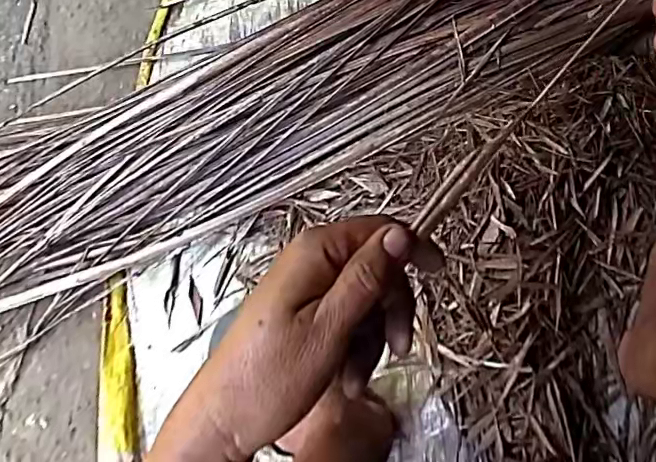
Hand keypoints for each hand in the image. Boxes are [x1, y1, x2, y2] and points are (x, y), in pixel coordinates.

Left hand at [152, 216, 442, 461]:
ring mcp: (307, 282)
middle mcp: (312, 257)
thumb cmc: (265, 381)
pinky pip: (347, 313)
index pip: (380, 229)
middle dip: (390, 308)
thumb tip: (399, 234)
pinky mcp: (304, 307)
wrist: (218, 426)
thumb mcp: (328, 330)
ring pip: (366, 294)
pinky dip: (355, 343)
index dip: (412, 249)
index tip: (436, 270)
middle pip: (377, 265)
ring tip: (356, 373)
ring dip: (372, 335)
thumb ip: (367, 277)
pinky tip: (345, 373)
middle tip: (397, 344)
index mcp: (317, 250)